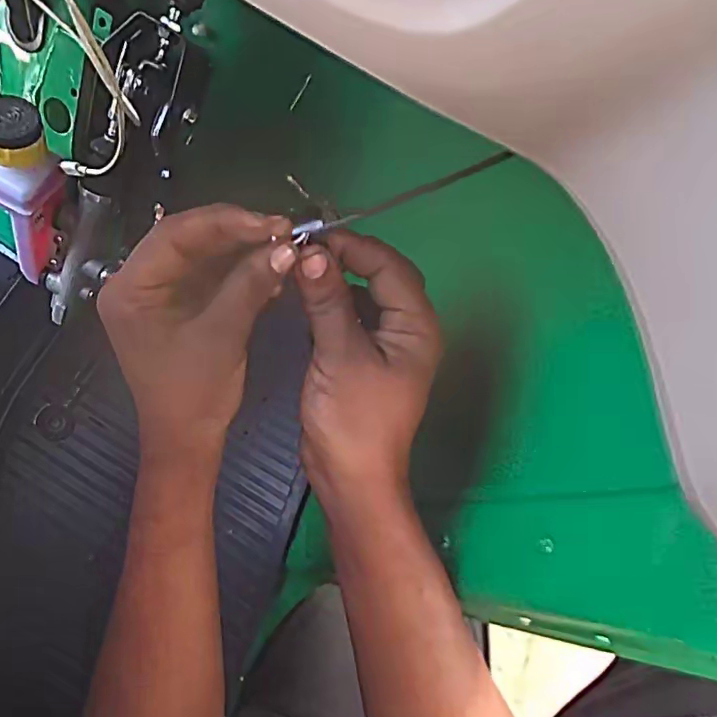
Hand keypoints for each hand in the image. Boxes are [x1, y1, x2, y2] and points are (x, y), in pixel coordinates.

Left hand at [99, 204, 296, 451]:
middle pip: (185, 238)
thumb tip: (286, 246)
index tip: (269, 222)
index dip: (224, 222)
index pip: (173, 235)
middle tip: (280, 229)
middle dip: (234, 232)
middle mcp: (135, 283)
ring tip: (280, 243)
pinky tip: (267, 266)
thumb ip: (251, 284)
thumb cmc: (194, 393)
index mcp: (129, 289)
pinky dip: (236, 268)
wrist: (186, 438)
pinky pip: (205, 273)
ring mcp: (156, 293)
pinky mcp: (176, 303)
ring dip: (239, 248)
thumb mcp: (223, 334)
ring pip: (199, 253)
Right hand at [292, 230, 442, 509]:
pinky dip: (329, 306)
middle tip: (304, 250)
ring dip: (335, 282)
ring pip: (364, 297)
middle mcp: (407, 330)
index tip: (312, 239)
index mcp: (416, 326)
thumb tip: (311, 253)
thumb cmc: (353, 419)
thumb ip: (327, 301)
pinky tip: (304, 301)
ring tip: (300, 269)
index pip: (390, 267)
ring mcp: (385, 346)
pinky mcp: (363, 360)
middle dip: (346, 260)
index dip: (354, 247)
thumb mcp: (339, 355)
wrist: (350, 478)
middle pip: (381, 277)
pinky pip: (350, 319)